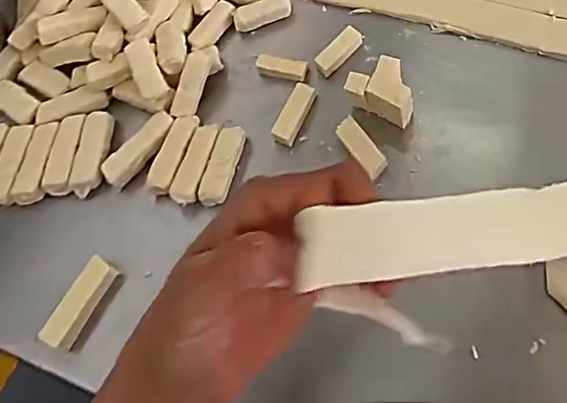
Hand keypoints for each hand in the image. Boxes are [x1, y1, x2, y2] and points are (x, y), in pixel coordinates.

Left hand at [97, 161, 379, 402]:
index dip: (351, 192)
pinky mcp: (308, 293)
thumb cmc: (182, 322)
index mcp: (261, 204)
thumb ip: (251, 256)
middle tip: (391, 252)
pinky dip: (366, 281)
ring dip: (373, 252)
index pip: (317, 183)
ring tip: (391, 279)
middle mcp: (285, 221)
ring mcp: (298, 256)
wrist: (174, 383)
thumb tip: (296, 245)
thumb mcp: (208, 280)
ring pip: (347, 239)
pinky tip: (380, 294)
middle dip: (370, 222)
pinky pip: (345, 277)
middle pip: (339, 206)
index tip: (376, 218)